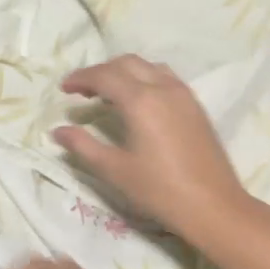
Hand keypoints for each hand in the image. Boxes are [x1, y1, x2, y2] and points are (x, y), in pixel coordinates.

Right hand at [52, 55, 249, 248]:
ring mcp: (183, 95)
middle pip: (127, 63)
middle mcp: (163, 88)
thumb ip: (82, 146)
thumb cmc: (158, 189)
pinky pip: (165, 78)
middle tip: (82, 91)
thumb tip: (58, 131)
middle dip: (101, 71)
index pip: (104, 76)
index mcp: (140, 101)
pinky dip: (144, 79)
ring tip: (108, 94)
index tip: (64, 89)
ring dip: (124, 72)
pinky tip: (138, 102)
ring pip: (149, 67)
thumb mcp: (114, 170)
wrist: (211, 205)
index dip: (80, 79)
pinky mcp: (195, 106)